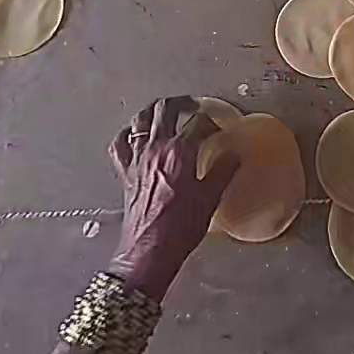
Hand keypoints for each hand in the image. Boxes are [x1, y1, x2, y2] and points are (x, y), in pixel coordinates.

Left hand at [107, 96, 236, 297]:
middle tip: (192, 105)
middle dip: (181, 103)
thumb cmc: (181, 226)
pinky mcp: (124, 172)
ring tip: (166, 111)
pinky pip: (120, 143)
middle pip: (165, 110)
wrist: (150, 250)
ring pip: (140, 120)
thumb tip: (233, 155)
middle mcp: (154, 149)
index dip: (211, 121)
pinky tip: (136, 135)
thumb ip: (223, 171)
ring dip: (154, 111)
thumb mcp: (210, 198)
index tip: (218, 129)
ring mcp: (136, 159)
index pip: (197, 122)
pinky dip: (129, 134)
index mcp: (179, 152)